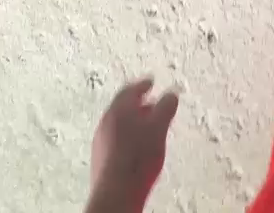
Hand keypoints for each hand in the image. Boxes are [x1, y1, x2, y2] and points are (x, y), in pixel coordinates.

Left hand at [87, 78, 178, 212]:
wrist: (117, 192)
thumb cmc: (137, 159)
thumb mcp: (159, 127)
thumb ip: (166, 107)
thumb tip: (171, 94)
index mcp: (119, 108)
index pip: (131, 89)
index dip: (143, 84)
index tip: (150, 81)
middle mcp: (106, 121)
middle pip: (123, 106)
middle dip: (139, 105)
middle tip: (151, 105)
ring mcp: (101, 140)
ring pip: (118, 124)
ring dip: (133, 122)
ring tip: (147, 130)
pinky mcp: (101, 159)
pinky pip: (115, 141)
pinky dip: (127, 138)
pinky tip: (137, 150)